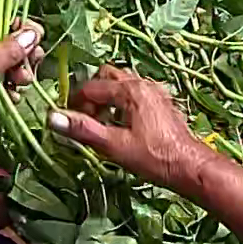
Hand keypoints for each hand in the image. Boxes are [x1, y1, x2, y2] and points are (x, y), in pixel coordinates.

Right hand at [46, 66, 223, 193]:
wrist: (189, 166)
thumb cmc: (154, 158)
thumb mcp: (114, 146)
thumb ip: (83, 130)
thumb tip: (53, 117)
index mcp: (130, 90)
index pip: (91, 87)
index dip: (75, 104)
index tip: (68, 121)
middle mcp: (144, 85)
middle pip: (108, 77)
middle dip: (92, 95)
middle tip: (86, 118)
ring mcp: (156, 93)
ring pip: (123, 84)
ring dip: (108, 98)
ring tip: (102, 123)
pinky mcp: (162, 104)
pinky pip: (136, 94)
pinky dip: (123, 103)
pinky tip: (122, 125)